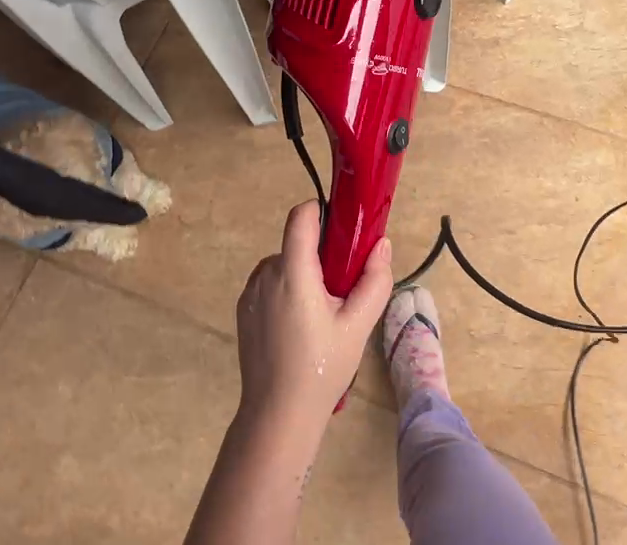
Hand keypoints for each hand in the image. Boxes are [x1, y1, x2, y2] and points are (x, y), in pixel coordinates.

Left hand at [234, 201, 392, 429]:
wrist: (277, 415)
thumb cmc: (322, 368)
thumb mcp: (358, 326)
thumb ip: (374, 281)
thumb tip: (382, 244)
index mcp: (293, 272)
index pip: (300, 217)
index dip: (321, 212)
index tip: (343, 229)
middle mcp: (266, 274)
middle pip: (296, 245)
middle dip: (321, 257)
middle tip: (342, 291)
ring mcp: (250, 293)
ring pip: (283, 265)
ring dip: (303, 276)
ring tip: (321, 316)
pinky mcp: (243, 310)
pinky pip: (270, 285)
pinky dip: (286, 292)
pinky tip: (299, 328)